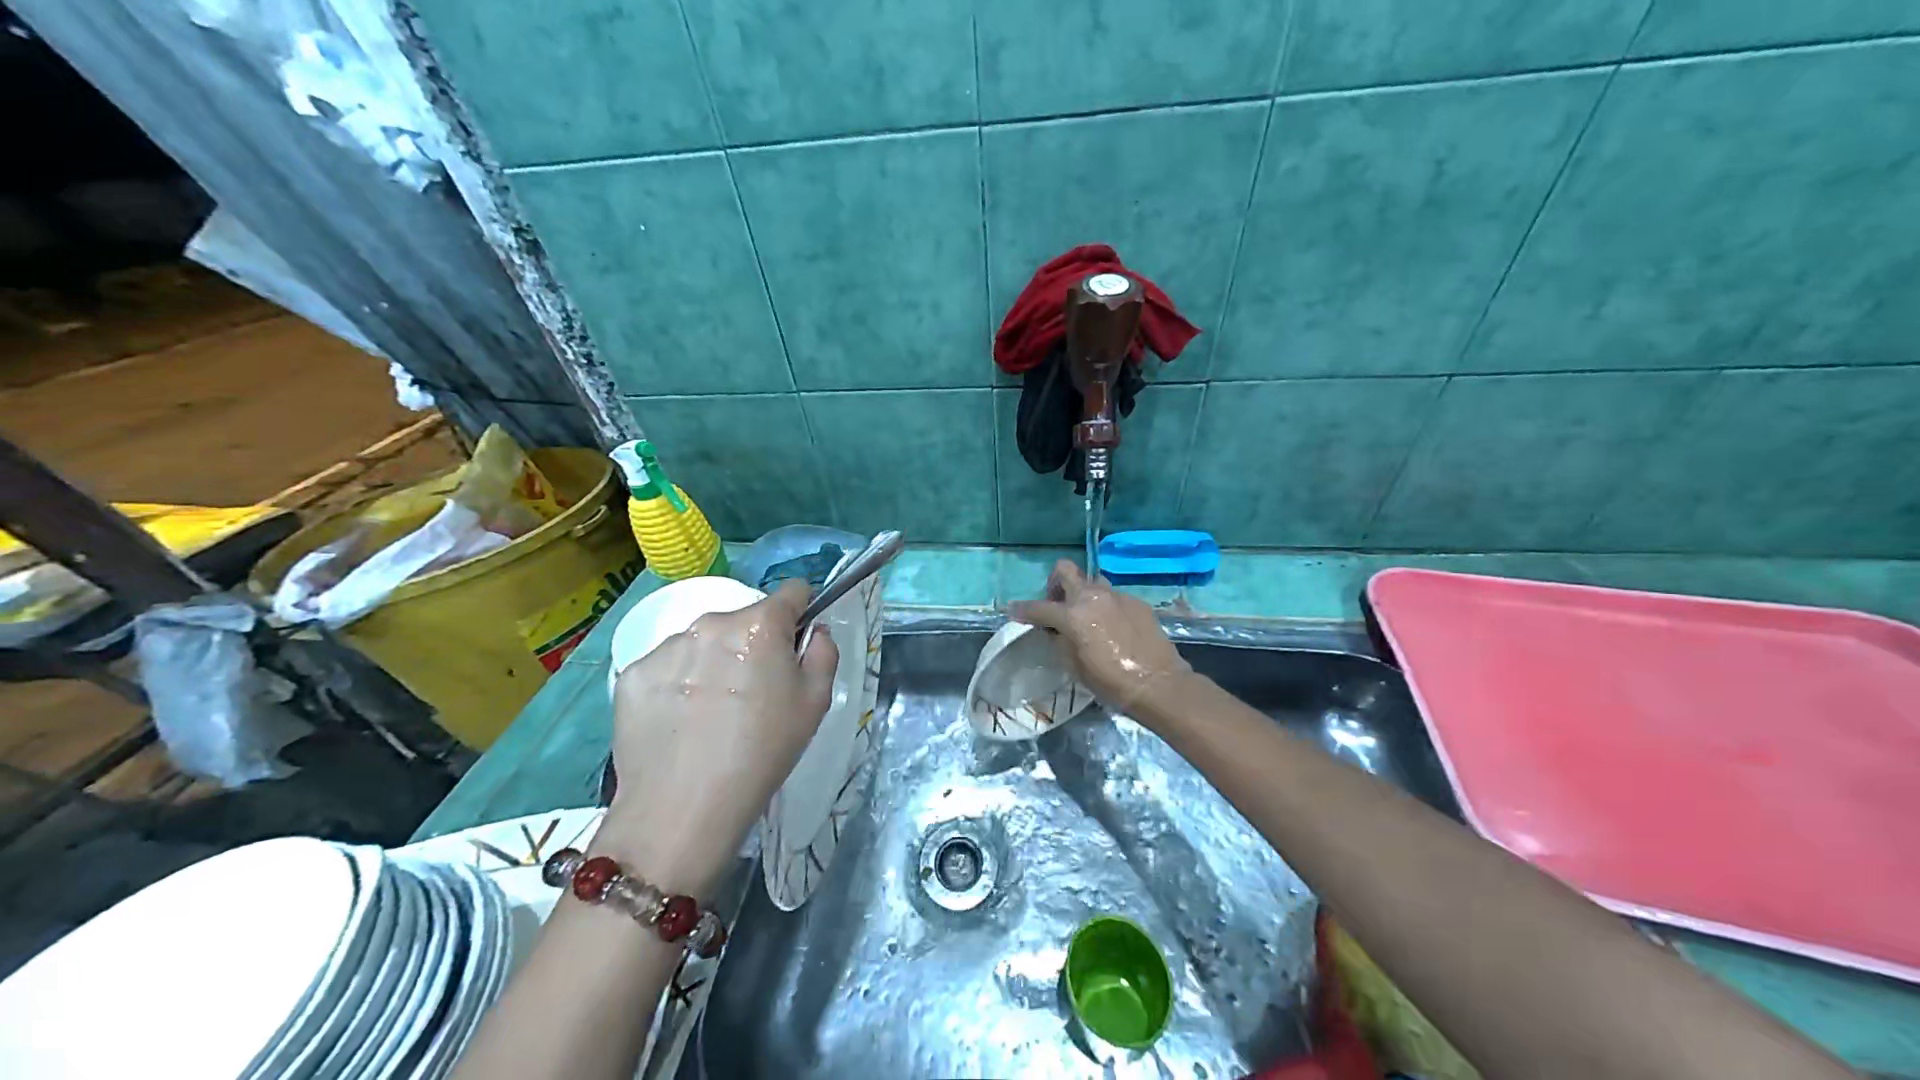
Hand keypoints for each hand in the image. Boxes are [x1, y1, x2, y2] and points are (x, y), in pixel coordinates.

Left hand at [600, 581, 837, 897]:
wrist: (683, 808)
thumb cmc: (763, 752)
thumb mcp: (816, 704)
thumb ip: (823, 652)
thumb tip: (812, 631)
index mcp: (759, 625)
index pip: (791, 591)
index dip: (800, 614)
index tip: (794, 644)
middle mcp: (710, 623)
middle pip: (743, 620)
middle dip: (753, 644)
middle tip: (753, 693)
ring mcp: (666, 647)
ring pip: (703, 642)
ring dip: (713, 662)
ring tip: (711, 714)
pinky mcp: (633, 674)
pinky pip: (668, 666)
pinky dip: (678, 684)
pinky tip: (680, 723)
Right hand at [1009, 559, 1189, 719]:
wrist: (1158, 684)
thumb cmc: (1110, 681)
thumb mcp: (1074, 666)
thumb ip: (1060, 641)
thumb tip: (1055, 631)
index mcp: (1073, 616)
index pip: (1039, 608)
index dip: (1022, 610)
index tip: (1013, 611)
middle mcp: (1093, 597)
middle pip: (1065, 570)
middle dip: (1055, 583)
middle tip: (1056, 603)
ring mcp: (1117, 596)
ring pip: (1092, 582)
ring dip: (1084, 594)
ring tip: (1088, 616)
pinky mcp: (1137, 602)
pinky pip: (1114, 597)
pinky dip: (1106, 607)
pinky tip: (1113, 628)